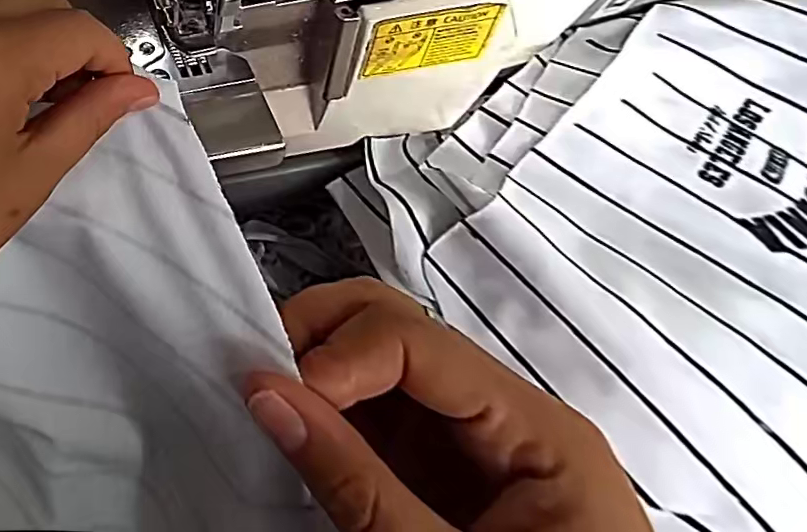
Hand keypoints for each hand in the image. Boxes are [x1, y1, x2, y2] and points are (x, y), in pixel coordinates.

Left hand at [0, 0, 158, 446]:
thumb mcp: (26, 178)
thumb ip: (90, 118)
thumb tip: (140, 88)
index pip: (81, 29)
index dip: (113, 60)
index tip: (119, 100)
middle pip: (44, 7)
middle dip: (77, 46)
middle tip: (82, 106)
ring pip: (5, 10)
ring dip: (37, 44)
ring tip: (36, 108)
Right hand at [244, 278, 647, 531]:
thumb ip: (356, 484)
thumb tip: (268, 394)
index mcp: (538, 431)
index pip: (418, 341)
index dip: (343, 353)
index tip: (284, 392)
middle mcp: (502, 412)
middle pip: (397, 322)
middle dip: (323, 332)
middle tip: (269, 371)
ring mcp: (465, 433)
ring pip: (375, 349)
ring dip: (315, 360)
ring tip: (275, 395)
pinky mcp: (434, 459)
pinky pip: (369, 400)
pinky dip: (324, 400)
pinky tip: (298, 421)